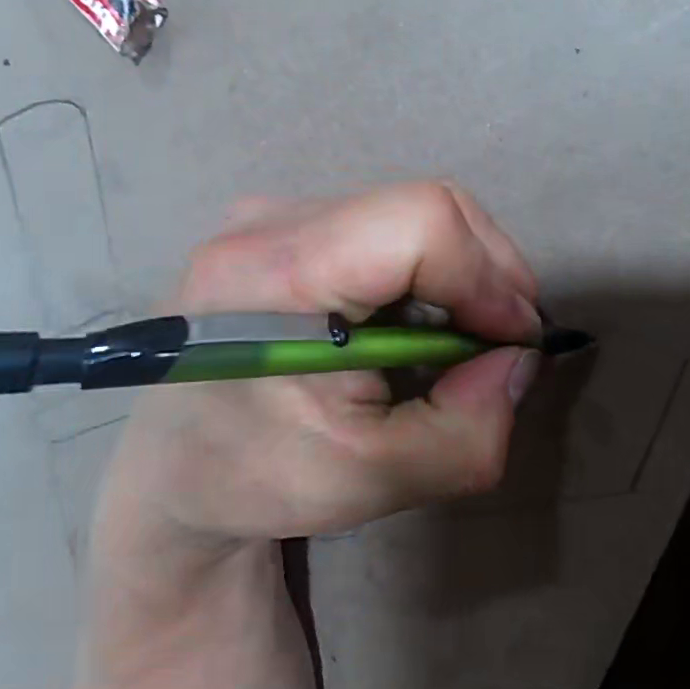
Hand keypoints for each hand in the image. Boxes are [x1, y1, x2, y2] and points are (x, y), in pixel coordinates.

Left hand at [72, 182, 541, 688]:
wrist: (169, 462)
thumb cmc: (254, 476)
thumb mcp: (375, 482)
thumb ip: (471, 429)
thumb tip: (520, 357)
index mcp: (273, 273)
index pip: (417, 223)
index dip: (487, 275)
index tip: (515, 341)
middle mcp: (266, 220)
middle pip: (421, 206)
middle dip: (485, 271)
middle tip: (503, 341)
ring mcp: (269, 213)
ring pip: (407, 211)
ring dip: (457, 271)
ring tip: (459, 339)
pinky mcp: (279, 222)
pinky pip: (380, 223)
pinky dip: (421, 268)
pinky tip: (411, 322)